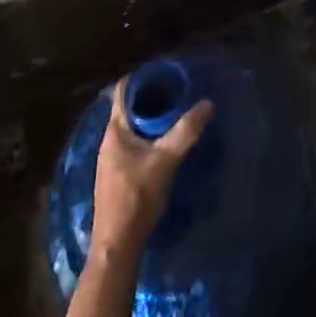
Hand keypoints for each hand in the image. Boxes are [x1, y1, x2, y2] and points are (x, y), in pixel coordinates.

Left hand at [90, 78, 214, 256]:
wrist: (117, 243)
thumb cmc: (138, 196)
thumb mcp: (166, 160)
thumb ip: (186, 131)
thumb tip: (207, 103)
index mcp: (115, 130)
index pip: (123, 91)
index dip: (142, 78)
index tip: (165, 73)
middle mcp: (108, 140)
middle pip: (128, 108)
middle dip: (151, 98)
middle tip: (177, 92)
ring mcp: (110, 158)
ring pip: (131, 127)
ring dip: (150, 118)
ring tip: (175, 114)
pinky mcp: (116, 174)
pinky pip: (132, 143)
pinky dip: (148, 135)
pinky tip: (164, 143)